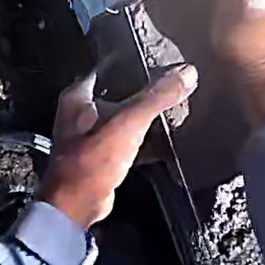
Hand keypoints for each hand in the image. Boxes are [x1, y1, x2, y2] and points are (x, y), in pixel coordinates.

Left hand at [38, 64, 198, 227]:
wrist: (77, 205)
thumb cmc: (91, 160)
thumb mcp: (129, 122)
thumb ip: (157, 97)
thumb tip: (187, 73)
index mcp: (78, 97)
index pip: (107, 68)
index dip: (130, 62)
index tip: (155, 59)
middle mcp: (79, 114)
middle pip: (116, 94)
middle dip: (142, 92)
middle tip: (168, 86)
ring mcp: (89, 137)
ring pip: (122, 119)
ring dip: (143, 117)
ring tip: (170, 110)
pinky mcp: (99, 158)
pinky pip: (125, 141)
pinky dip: (142, 140)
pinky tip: (163, 142)